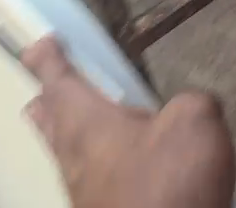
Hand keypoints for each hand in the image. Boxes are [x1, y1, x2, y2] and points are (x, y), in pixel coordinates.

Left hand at [23, 37, 235, 207]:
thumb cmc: (170, 182)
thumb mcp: (196, 118)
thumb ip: (190, 102)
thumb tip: (179, 115)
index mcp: (90, 127)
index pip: (63, 85)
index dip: (50, 62)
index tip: (39, 43)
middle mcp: (79, 162)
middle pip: (53, 127)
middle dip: (47, 106)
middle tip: (42, 90)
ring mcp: (89, 197)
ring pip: (70, 156)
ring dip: (69, 134)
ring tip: (75, 122)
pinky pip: (93, 180)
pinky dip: (97, 162)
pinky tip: (120, 165)